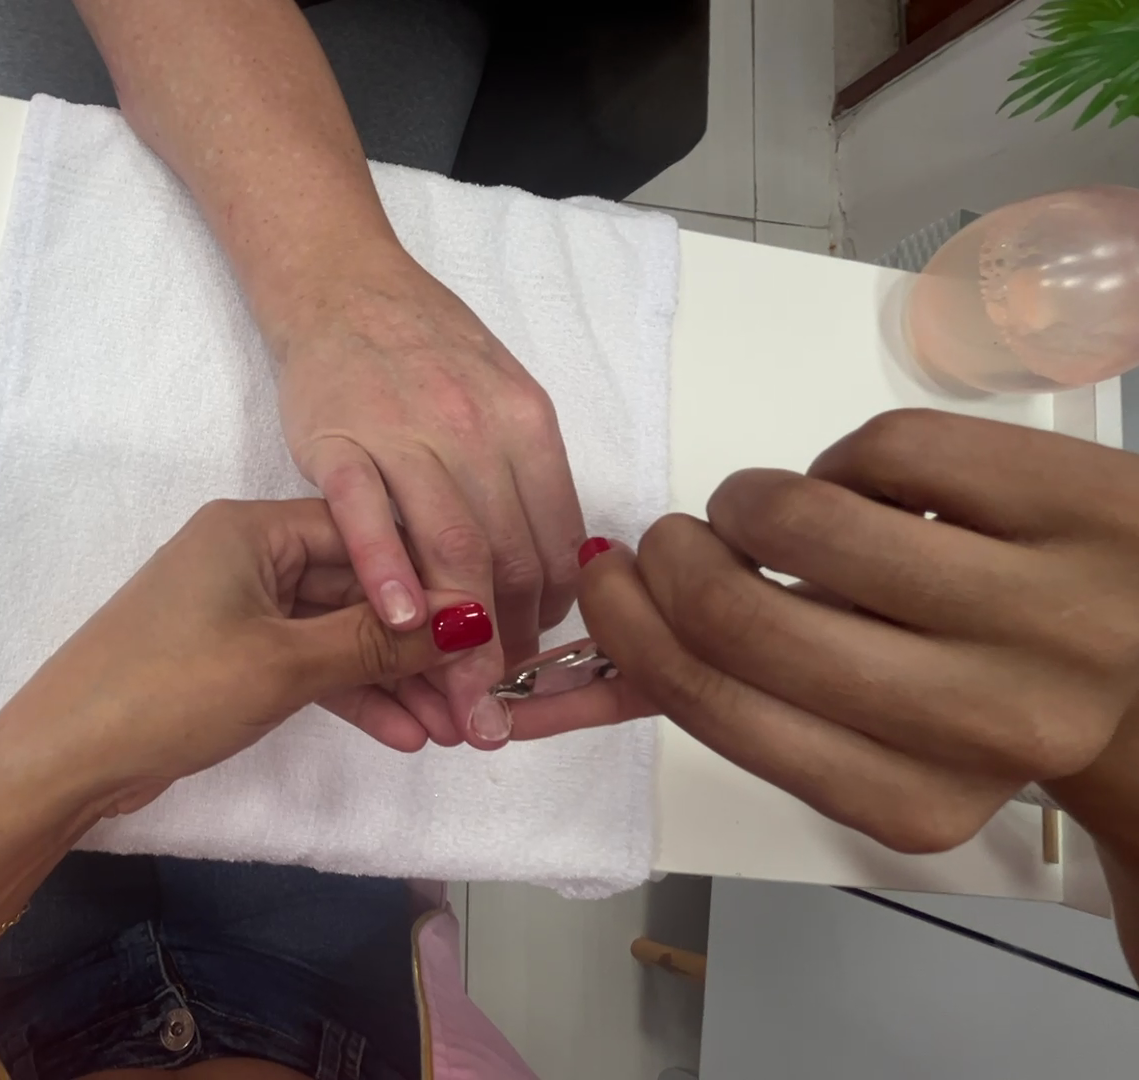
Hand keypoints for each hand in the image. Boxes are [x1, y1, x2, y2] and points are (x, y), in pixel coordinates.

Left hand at [0, 499, 491, 817]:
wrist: (68, 755)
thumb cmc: (173, 687)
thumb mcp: (283, 663)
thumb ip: (377, 641)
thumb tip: (468, 620)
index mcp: (251, 528)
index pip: (364, 535)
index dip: (430, 582)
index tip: (489, 630)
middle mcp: (246, 555)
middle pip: (354, 589)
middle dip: (414, 647)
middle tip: (477, 697)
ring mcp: (236, 607)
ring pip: (332, 633)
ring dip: (388, 680)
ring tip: (450, 729)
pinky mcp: (229, 653)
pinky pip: (303, 663)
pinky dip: (345, 694)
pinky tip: (401, 734)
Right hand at [273, 246, 585, 750]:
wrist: (342, 288)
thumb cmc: (421, 346)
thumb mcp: (496, 391)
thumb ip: (523, 471)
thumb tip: (548, 559)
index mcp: (524, 422)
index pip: (551, 540)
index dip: (544, 615)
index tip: (525, 658)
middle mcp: (477, 429)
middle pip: (506, 555)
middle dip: (504, 645)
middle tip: (493, 706)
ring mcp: (405, 433)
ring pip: (448, 544)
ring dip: (455, 632)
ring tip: (453, 695)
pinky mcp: (337, 440)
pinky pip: (365, 513)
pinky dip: (383, 569)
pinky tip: (390, 621)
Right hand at [574, 410, 1138, 854]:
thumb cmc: (961, 697)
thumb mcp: (841, 732)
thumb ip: (715, 696)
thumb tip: (567, 668)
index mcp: (907, 796)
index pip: (703, 699)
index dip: (623, 624)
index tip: (605, 578)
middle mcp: (990, 722)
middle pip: (733, 613)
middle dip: (667, 554)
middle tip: (671, 540)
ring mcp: (1060, 613)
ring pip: (801, 519)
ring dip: (746, 501)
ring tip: (769, 513)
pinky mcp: (1100, 506)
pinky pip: (884, 448)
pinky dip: (842, 460)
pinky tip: (880, 495)